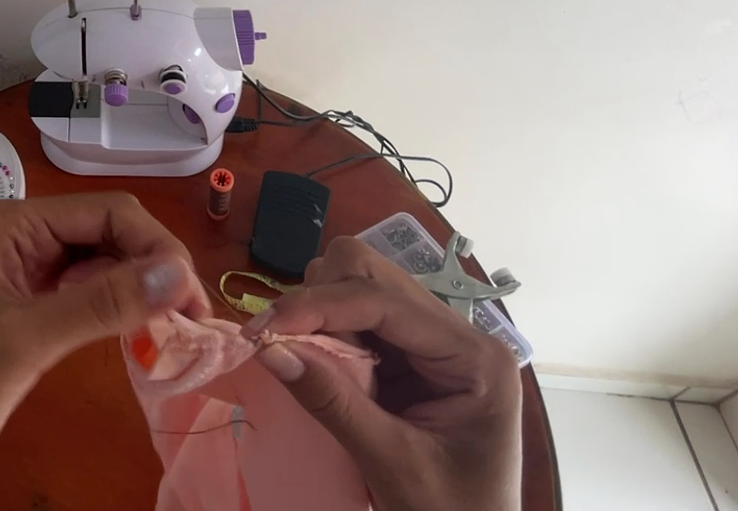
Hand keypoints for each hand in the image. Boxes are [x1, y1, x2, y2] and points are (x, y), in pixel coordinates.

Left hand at [0, 192, 209, 510]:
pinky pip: (92, 291)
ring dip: (141, 284)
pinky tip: (142, 327)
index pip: (105, 211)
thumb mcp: (26, 340)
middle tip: (193, 314)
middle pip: (108, 230)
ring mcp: (30, 272)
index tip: (191, 293)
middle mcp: (25, 236)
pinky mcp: (36, 308)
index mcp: (15, 223)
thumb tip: (176, 273)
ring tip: (179, 323)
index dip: (153, 244)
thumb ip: (101, 302)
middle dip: (152, 262)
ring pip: (104, 261)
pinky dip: (121, 305)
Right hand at [243, 237, 521, 510]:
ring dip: (320, 309)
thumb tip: (269, 348)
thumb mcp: (394, 467)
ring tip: (316, 362)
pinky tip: (324, 362)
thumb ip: (333, 403)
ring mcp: (428, 335)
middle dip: (319, 299)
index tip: (264, 327)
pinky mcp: (405, 346)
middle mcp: (453, 331)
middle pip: (368, 270)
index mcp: (472, 356)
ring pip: (354, 279)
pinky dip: (324, 324)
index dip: (319, 305)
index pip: (383, 299)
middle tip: (288, 343)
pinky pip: (351, 309)